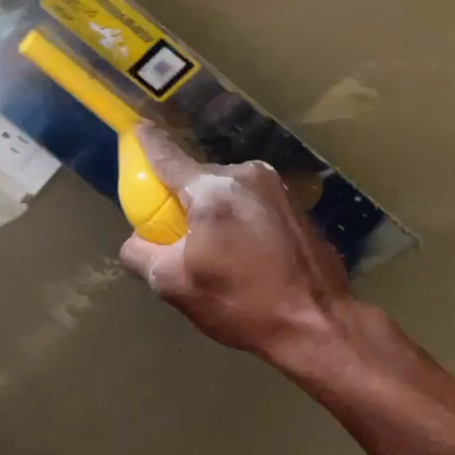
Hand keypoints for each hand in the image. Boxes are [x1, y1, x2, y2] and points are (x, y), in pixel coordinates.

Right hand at [118, 126, 358, 366]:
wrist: (318, 326)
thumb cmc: (241, 303)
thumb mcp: (173, 285)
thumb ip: (140, 254)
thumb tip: (135, 241)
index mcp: (212, 190)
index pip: (167, 156)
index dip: (146, 143)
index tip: (137, 129)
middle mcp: (247, 176)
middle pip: (197, 178)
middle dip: (182, 199)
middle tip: (175, 235)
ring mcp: (277, 188)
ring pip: (226, 191)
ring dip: (213, 212)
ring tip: (216, 251)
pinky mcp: (297, 206)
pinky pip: (252, 204)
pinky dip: (239, 220)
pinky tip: (245, 255)